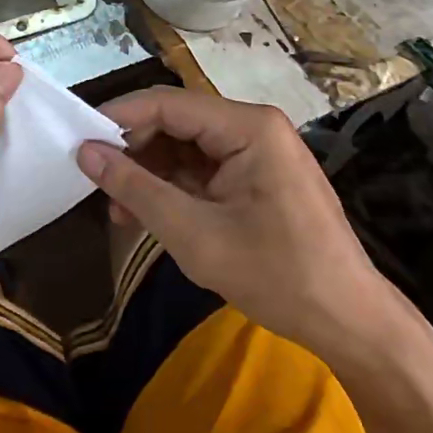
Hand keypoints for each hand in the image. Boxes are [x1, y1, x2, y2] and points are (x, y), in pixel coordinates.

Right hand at [75, 88, 393, 356]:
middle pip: (174, 122)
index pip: (166, 104)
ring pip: (182, 146)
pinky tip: (147, 214)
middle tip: (98, 179)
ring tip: (119, 208)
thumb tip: (84, 152)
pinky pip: (200, 167)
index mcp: (248, 126)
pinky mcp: (255, 174)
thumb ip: (135, 187)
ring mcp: (256, 150)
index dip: (119, 118)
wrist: (354, 328)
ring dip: (148, 173)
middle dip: (133, 151)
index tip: (79, 138)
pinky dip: (171, 187)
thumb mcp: (194, 234)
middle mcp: (252, 126)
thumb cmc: (278, 275)